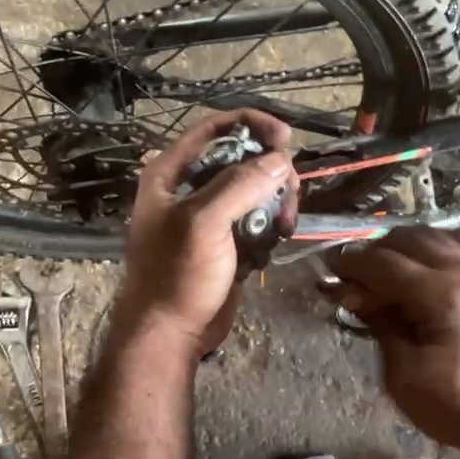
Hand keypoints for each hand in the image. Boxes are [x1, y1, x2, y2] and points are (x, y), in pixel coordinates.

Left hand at [117, 110, 296, 355]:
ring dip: (276, 202)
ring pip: (255, 190)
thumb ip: (240, 185)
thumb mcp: (204, 223)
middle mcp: (188, 188)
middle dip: (271, 172)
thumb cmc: (176, 275)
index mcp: (170, 173)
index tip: (286, 139)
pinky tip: (277, 240)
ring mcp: (209, 217)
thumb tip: (281, 159)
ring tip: (284, 226)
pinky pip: (257, 219)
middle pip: (242, 159)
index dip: (252, 125)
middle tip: (290, 195)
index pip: (214, 128)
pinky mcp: (227, 242)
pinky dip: (271, 224)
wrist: (169, 333)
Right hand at [325, 229, 459, 454]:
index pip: (384, 263)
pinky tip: (423, 270)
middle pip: (409, 240)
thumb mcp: (406, 377)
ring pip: (438, 237)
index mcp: (441, 292)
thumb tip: (357, 297)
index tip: (328, 274)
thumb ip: (382, 327)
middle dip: (374, 253)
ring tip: (384, 270)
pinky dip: (434, 249)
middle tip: (353, 279)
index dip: (351, 266)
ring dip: (405, 246)